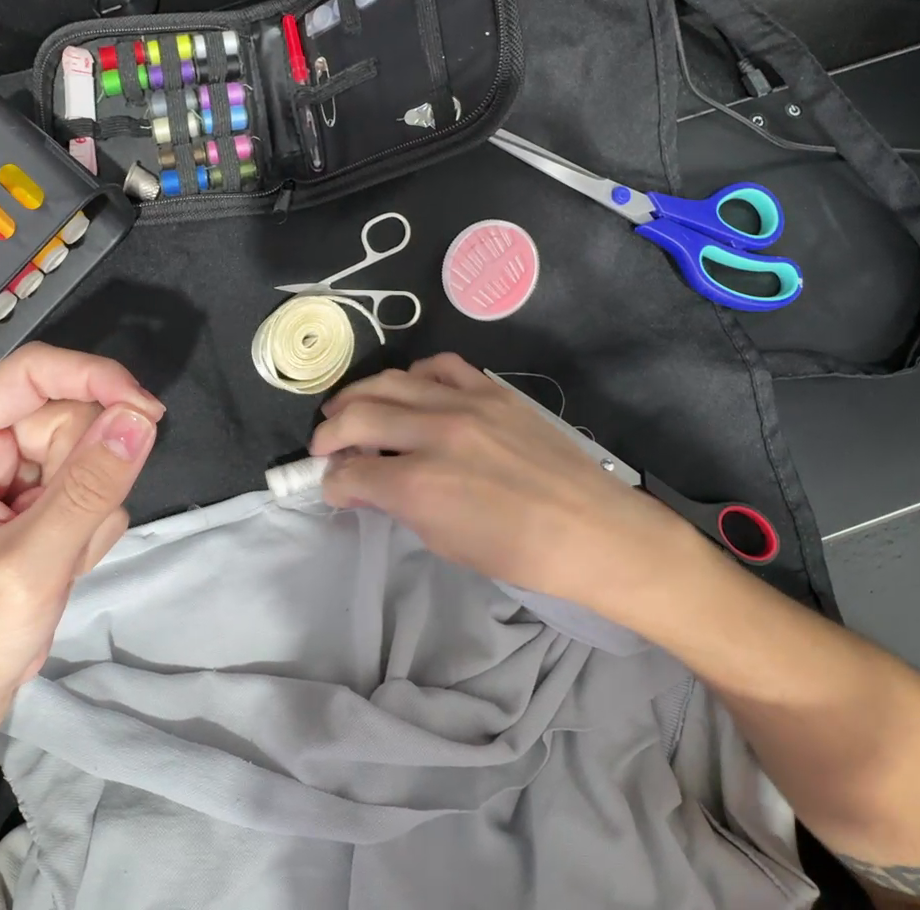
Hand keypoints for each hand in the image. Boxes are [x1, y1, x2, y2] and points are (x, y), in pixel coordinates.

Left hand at [0, 343, 161, 742]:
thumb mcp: (32, 564)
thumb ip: (88, 488)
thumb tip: (141, 419)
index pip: (31, 372)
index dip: (93, 379)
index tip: (148, 414)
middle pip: (67, 412)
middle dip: (84, 472)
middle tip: (63, 537)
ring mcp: (11, 472)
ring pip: (89, 449)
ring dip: (88, 509)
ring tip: (55, 561)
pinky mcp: (37, 499)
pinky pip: (94, 483)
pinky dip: (91, 526)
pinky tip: (60, 564)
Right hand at [310, 353, 716, 623]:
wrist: (594, 532)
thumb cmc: (518, 553)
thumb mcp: (445, 541)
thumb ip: (397, 505)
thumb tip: (363, 484)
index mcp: (420, 484)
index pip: (351, 471)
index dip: (332, 481)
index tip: (331, 486)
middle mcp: (435, 434)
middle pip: (357, 415)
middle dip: (329, 433)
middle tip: (325, 447)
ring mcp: (466, 405)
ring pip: (390, 381)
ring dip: (359, 396)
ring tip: (349, 411)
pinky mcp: (493, 391)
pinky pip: (440, 366)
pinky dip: (413, 376)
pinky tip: (409, 392)